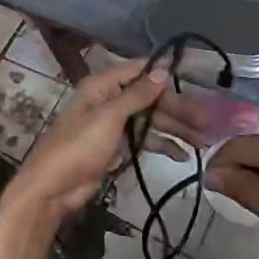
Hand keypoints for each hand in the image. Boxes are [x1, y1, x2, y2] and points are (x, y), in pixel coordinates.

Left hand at [5, 59, 208, 221]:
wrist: (52, 189)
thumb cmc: (78, 147)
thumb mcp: (109, 117)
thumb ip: (137, 95)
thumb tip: (162, 70)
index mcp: (102, 86)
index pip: (139, 71)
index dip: (165, 72)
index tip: (195, 73)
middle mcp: (109, 101)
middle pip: (150, 99)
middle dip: (178, 110)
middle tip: (206, 123)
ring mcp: (113, 125)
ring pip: (150, 121)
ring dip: (175, 130)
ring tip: (201, 142)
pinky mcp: (117, 147)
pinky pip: (144, 140)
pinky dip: (162, 145)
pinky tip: (182, 155)